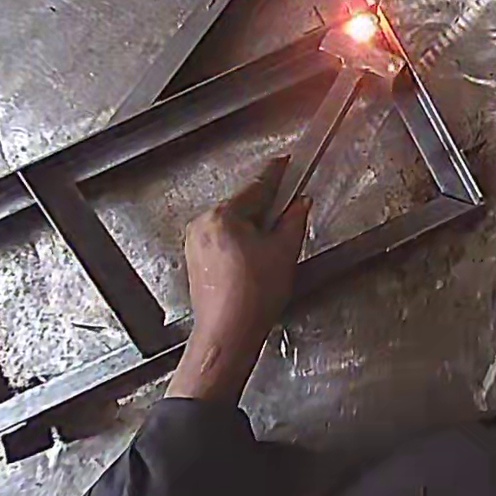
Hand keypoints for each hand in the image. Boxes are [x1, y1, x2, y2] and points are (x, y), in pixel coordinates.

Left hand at [166, 158, 309, 403]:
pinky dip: (240, 242)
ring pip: (232, 223)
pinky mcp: (195, 259)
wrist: (227, 333)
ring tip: (273, 246)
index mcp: (223, 216)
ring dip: (253, 226)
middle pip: (243, 205)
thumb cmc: (255, 294)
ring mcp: (195, 242)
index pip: (256, 187)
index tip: (287, 162)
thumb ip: (293, 220)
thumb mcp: (283, 251)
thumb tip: (299, 202)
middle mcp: (203, 223)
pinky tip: (255, 259)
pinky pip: (222, 239)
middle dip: (266, 208)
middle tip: (290, 213)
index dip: (277, 174)